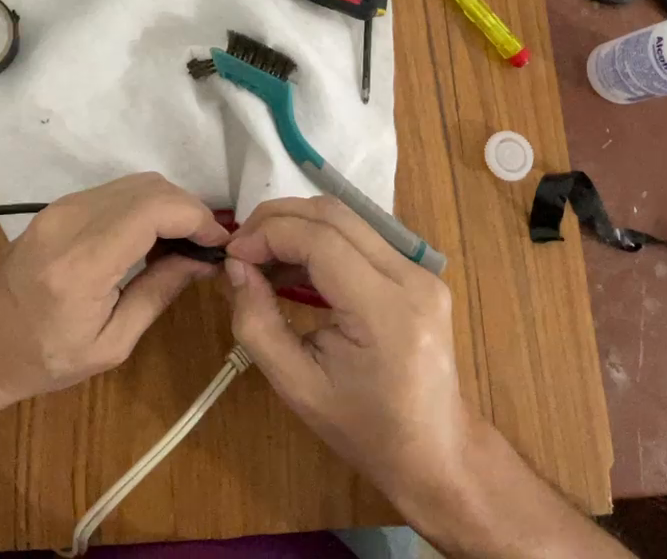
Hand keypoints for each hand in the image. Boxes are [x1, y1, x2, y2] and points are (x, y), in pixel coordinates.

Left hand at [0, 172, 229, 414]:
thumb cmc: (42, 361)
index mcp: (82, 264)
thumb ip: (159, 292)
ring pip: (134, 183)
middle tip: (206, 246)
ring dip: (168, 205)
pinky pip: (114, 191)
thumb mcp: (111, 344)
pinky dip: (144, 205)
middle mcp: (70, 222)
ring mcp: (59, 208)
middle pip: (149, 187)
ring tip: (183, 244)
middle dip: (188, 209)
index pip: (154, 210)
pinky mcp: (56, 207)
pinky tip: (151, 237)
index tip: (221, 244)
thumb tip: (204, 259)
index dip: (197, 218)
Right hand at [222, 196, 475, 521]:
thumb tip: (235, 266)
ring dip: (297, 225)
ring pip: (346, 217)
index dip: (269, 235)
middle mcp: (412, 278)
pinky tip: (293, 265)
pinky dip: (318, 238)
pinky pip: (359, 235)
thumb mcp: (297, 386)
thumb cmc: (364, 429)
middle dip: (277, 219)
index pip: (321, 242)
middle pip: (334, 215)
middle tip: (240, 246)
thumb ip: (258, 323)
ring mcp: (421, 271)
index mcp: (386, 312)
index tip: (231, 253)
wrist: (435, 451)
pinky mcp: (418, 271)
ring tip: (261, 256)